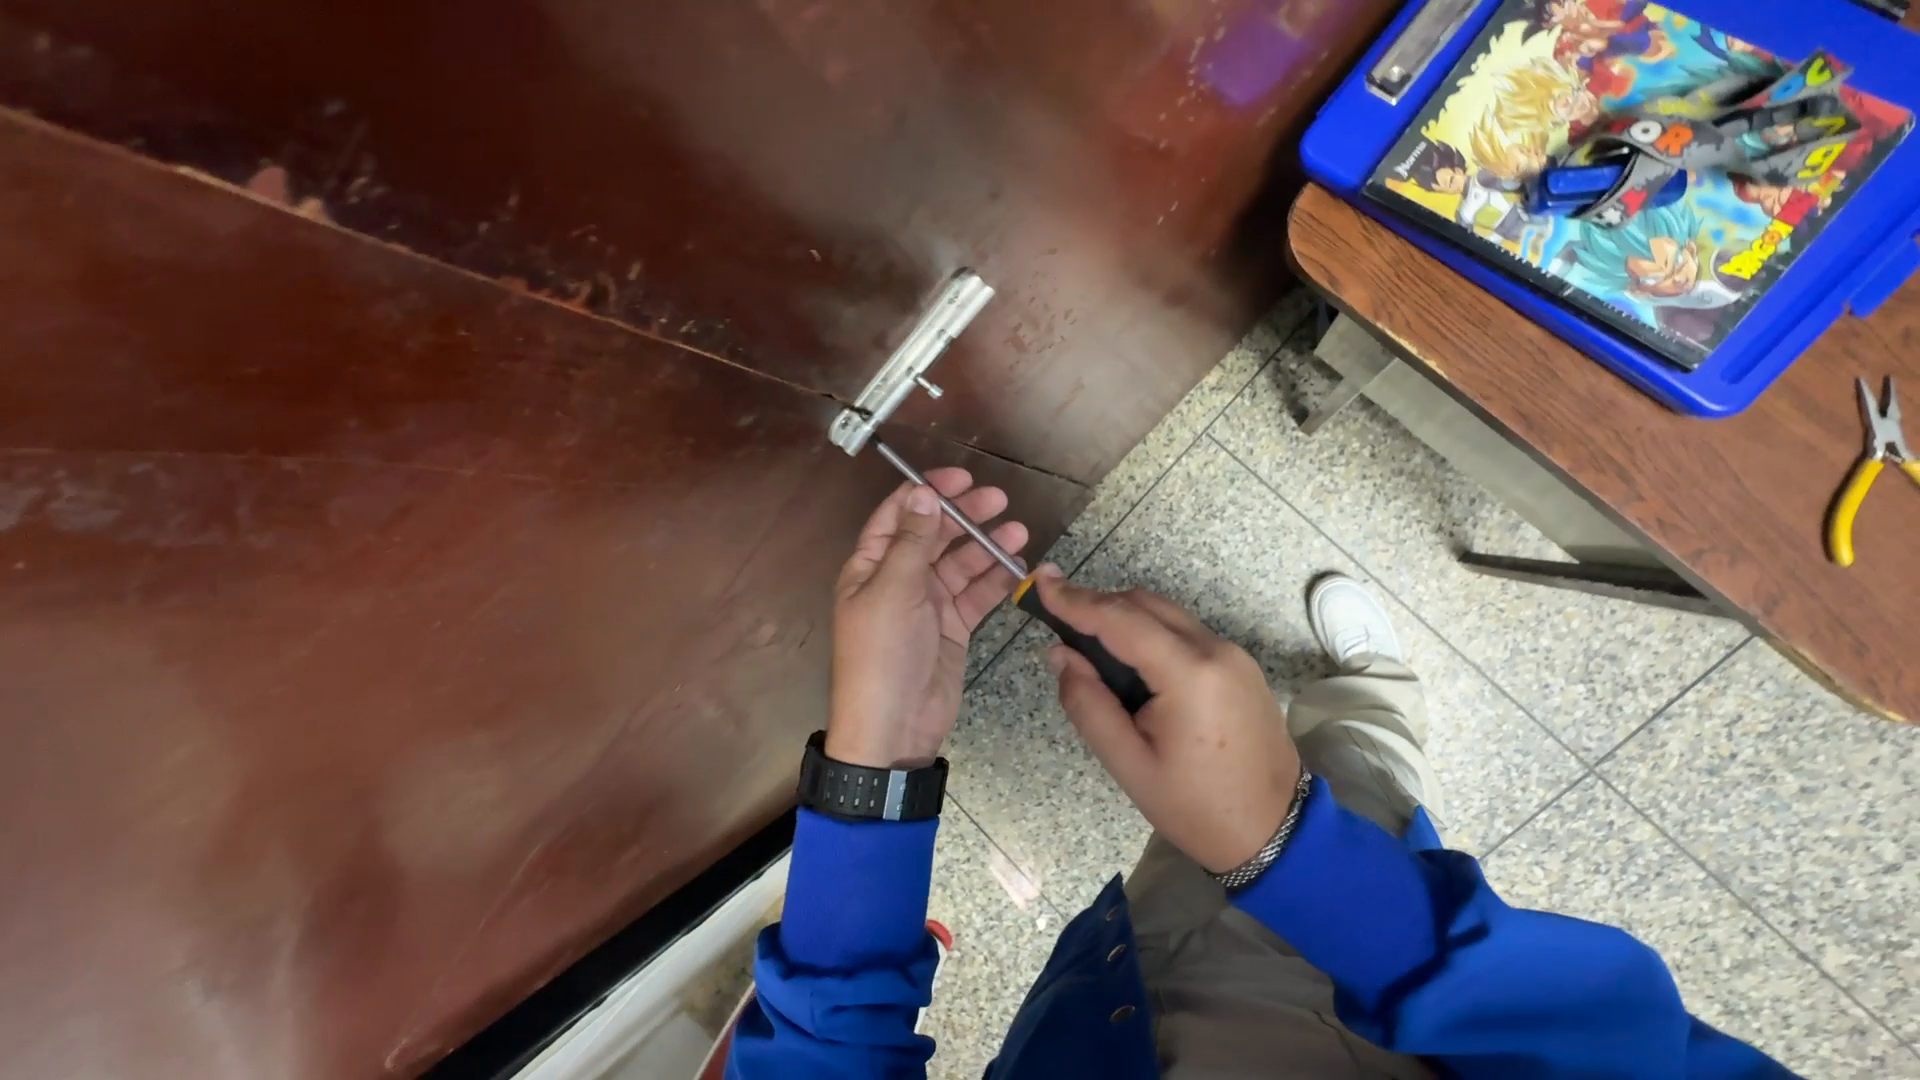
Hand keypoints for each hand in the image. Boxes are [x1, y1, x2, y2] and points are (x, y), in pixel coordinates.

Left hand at [829, 469, 1027, 768]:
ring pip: (960, 564)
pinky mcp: (952, 627)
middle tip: (998, 500)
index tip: (960, 478)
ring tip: (1019, 531)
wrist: (894, 727)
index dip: (926, 492)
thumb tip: (922, 492)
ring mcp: (927, 604)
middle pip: (934, 535)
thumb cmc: (882, 654)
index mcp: (871, 566)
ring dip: (986, 547)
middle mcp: (899, 579)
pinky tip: (1018, 567)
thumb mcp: (893, 591)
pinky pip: (976, 595)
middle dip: (964, 516)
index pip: (898, 516)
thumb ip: (912, 541)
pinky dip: (996, 581)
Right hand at [1034, 573, 1301, 873]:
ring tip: (1088, 644)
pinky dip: (1150, 632)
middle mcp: (1215, 650)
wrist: (1276, 833)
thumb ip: (1087, 703)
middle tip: (1056, 618)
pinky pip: (1185, 631)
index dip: (1075, 598)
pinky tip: (1130, 662)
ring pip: (1166, 614)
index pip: (1120, 619)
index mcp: (1189, 674)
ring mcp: (1234, 654)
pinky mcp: (1241, 665)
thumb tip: (1060, 654)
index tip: (1041, 580)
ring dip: (1124, 617)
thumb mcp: (1128, 764)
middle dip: (1097, 603)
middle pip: (1144, 604)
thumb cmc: (1195, 807)